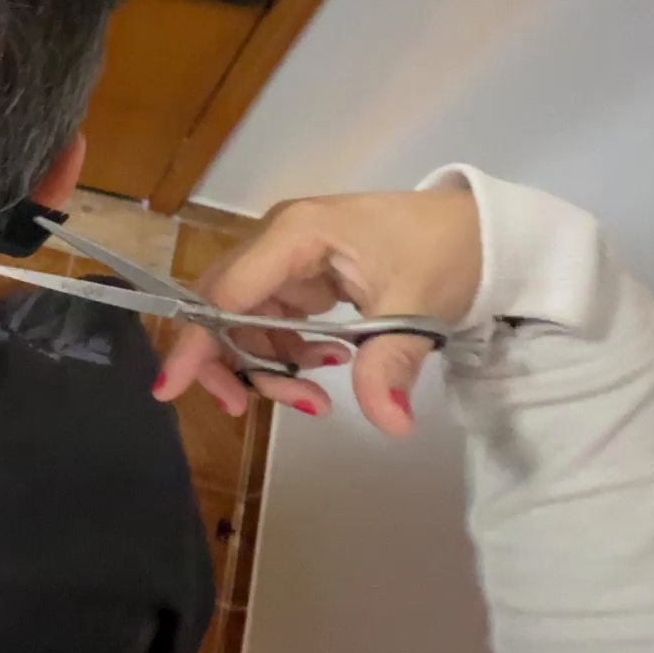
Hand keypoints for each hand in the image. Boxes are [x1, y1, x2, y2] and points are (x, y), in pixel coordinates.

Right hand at [155, 188, 481, 436]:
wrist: (485, 229)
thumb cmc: (452, 251)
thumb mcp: (421, 307)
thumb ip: (390, 363)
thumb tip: (388, 424)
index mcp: (295, 235)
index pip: (225, 294)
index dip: (196, 343)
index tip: (168, 388)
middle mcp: (274, 243)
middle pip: (218, 309)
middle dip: (228, 363)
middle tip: (247, 408)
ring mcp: (281, 260)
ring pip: (239, 322)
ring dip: (264, 366)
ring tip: (313, 398)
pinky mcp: (295, 277)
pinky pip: (266, 322)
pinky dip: (285, 354)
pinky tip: (326, 364)